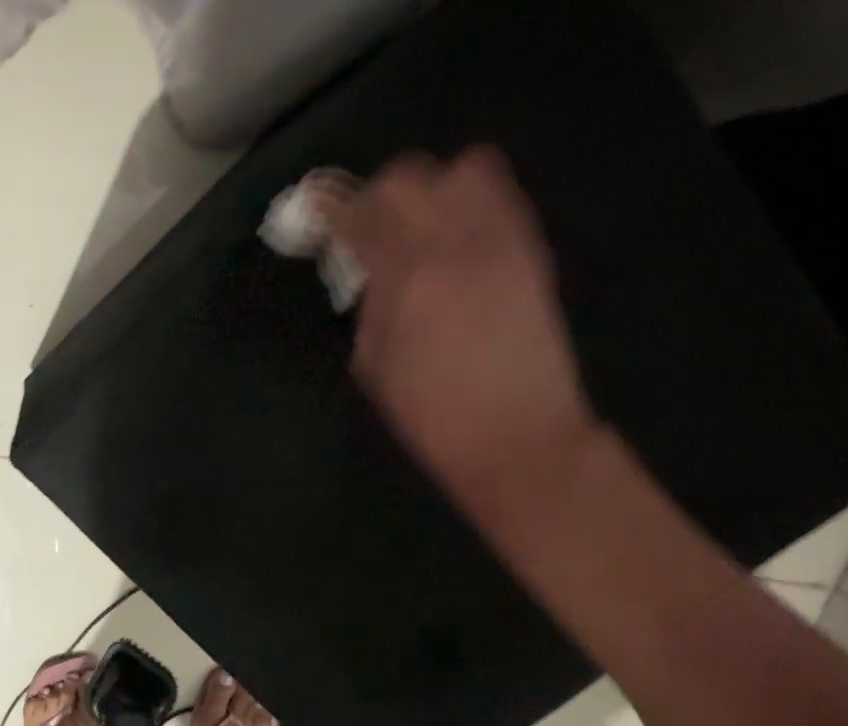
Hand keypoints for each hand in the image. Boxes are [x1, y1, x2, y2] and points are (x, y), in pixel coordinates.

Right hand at [317, 147, 600, 502]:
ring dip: (432, 188)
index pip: (359, 214)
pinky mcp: (531, 249)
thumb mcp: (373, 362)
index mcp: (406, 278)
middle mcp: (456, 243)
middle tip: (368, 227)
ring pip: (465, 167)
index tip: (315, 212)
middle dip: (378, 196)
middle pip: (409, 176)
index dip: (329, 208)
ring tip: (420, 225)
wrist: (518, 435)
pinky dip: (470, 201)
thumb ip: (369, 302)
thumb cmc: (431, 414)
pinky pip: (501, 194)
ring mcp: (501, 240)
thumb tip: (366, 269)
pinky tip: (456, 238)